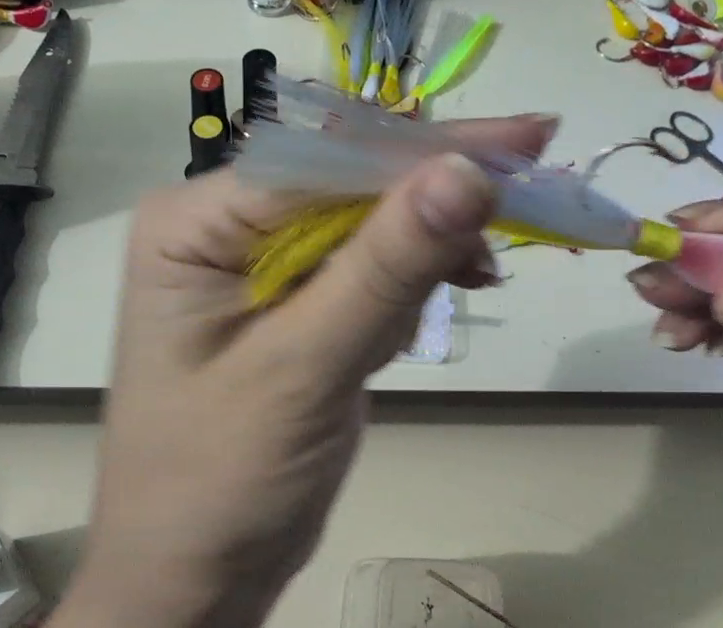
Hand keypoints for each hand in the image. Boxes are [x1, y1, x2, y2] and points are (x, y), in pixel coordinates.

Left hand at [56, 116, 557, 627]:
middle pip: (350, 180)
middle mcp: (227, 222)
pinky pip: (371, 261)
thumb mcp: (303, 368)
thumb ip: (385, 266)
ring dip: (432, 240)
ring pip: (371, 217)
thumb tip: (467, 171)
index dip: (424, 149)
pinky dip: (416, 276)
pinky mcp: (299, 295)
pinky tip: (446, 289)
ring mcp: (263, 258)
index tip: (523, 139)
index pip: (324, 160)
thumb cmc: (218, 480)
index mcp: (197, 219)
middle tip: (531, 187)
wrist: (191, 582)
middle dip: (435, 194)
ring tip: (478, 272)